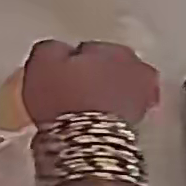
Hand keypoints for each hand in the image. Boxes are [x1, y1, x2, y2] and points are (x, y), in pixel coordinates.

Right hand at [21, 40, 160, 124]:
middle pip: (109, 65)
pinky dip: (110, 111)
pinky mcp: (142, 121)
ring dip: (105, 92)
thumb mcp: (41, 61)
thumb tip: (57, 49)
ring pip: (119, 86)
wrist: (83, 138)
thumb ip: (51, 48)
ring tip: (81, 105)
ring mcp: (145, 95)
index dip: (69, 61)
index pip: (87, 48)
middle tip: (70, 89)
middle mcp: (136, 67)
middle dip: (93, 74)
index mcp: (111, 49)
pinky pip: (122, 108)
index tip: (57, 74)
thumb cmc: (62, 96)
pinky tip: (92, 118)